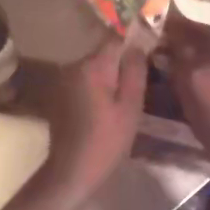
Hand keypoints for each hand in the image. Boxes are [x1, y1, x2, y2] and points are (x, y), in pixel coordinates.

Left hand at [34, 37, 147, 204]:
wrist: (72, 171)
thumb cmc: (107, 141)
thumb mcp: (130, 106)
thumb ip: (135, 71)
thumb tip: (138, 44)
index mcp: (92, 66)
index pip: (116, 38)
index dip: (134, 41)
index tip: (150, 52)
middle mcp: (73, 66)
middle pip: (104, 53)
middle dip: (122, 62)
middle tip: (142, 82)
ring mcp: (63, 81)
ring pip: (94, 69)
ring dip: (110, 77)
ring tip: (126, 98)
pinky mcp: (59, 95)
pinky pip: (84, 83)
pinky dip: (97, 89)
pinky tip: (107, 109)